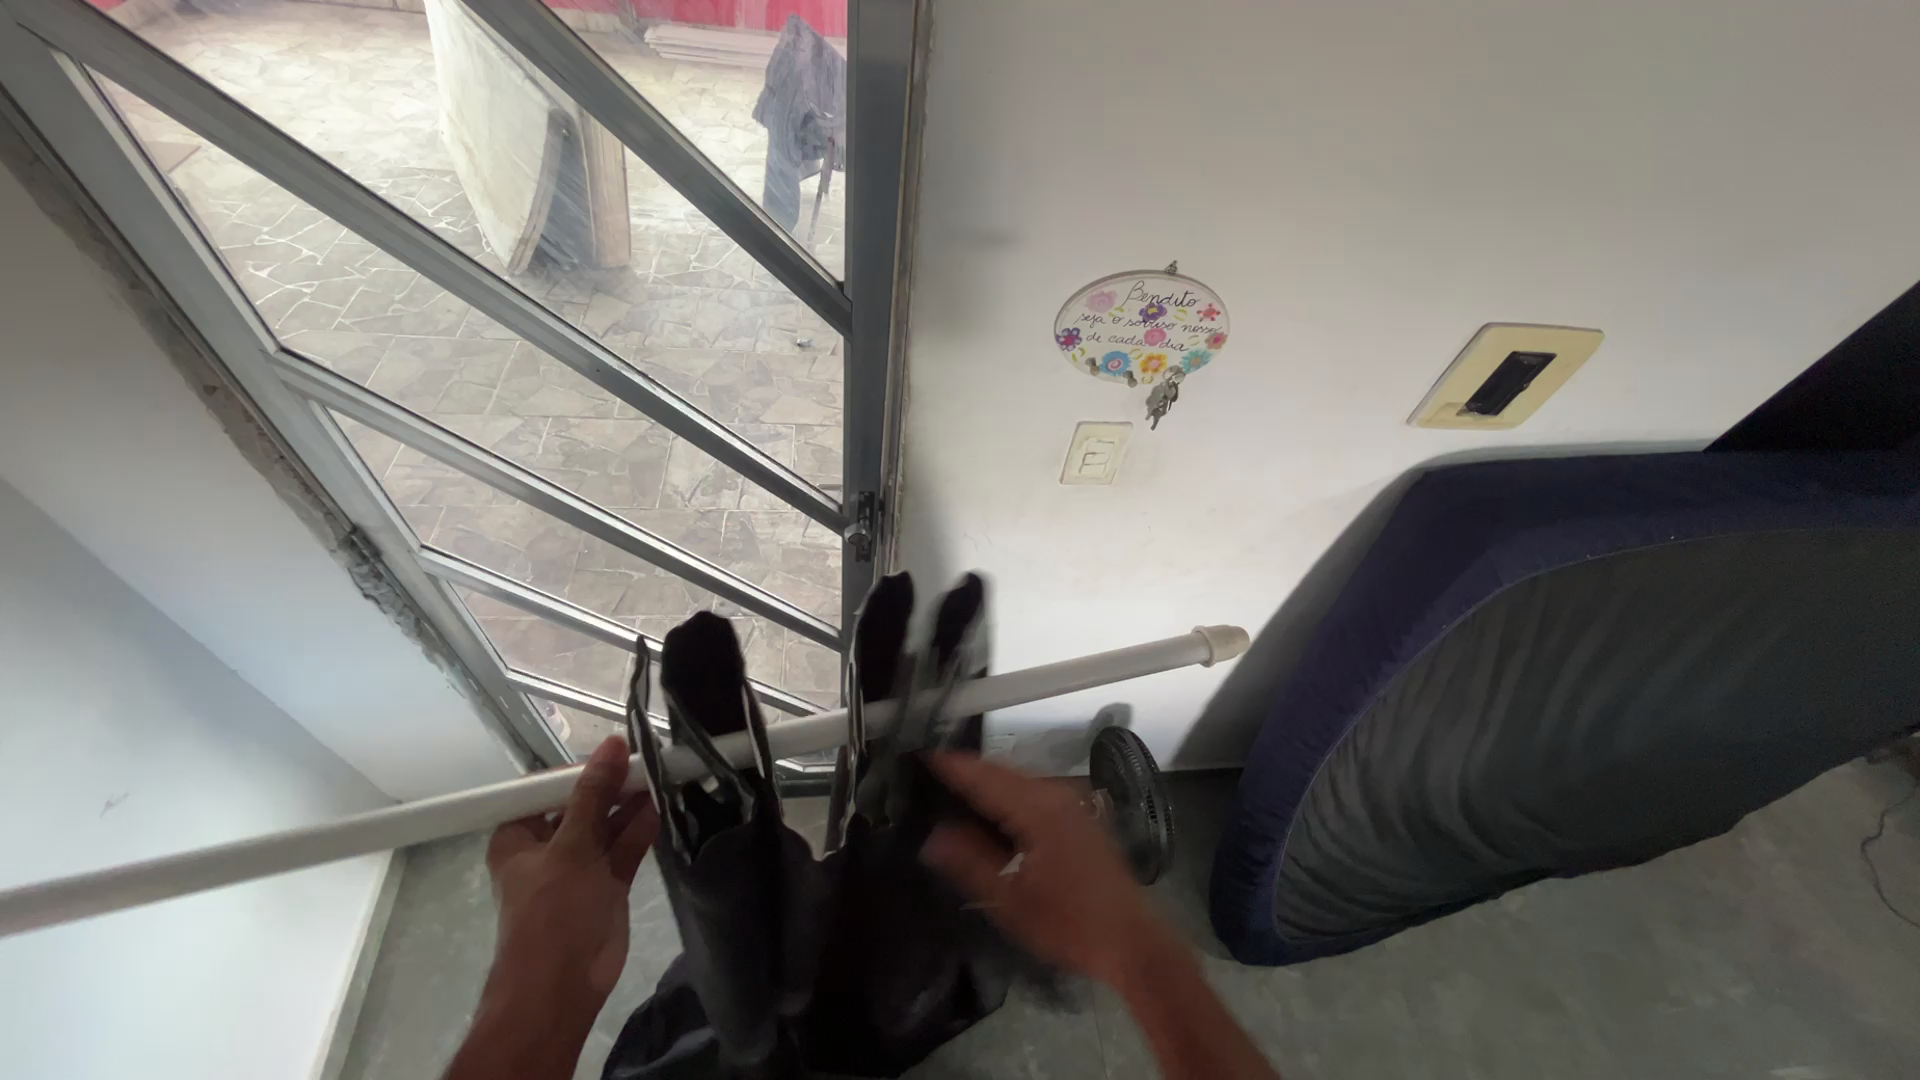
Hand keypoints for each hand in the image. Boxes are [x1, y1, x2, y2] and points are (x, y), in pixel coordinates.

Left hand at [484, 736, 659, 1012]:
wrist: (561, 986)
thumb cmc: (550, 912)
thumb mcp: (570, 845)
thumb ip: (594, 794)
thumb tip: (613, 744)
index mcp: (520, 837)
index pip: (548, 790)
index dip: (580, 769)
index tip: (615, 749)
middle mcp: (549, 848)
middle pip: (583, 804)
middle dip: (612, 785)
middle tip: (648, 758)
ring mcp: (580, 867)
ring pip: (608, 824)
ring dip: (631, 804)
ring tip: (662, 774)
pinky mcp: (608, 883)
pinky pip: (625, 846)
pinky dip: (641, 827)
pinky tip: (661, 804)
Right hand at [920, 751, 1175, 988]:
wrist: (1131, 942)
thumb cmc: (1069, 925)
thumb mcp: (1010, 900)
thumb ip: (970, 862)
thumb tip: (934, 835)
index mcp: (1039, 809)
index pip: (987, 777)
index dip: (954, 766)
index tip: (923, 755)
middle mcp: (1057, 795)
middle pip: (1004, 771)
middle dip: (970, 768)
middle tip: (933, 769)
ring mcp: (1073, 803)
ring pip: (1021, 779)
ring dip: (990, 778)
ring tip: (955, 784)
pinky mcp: (1080, 815)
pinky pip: (1036, 790)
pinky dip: (1010, 791)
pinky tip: (994, 807)